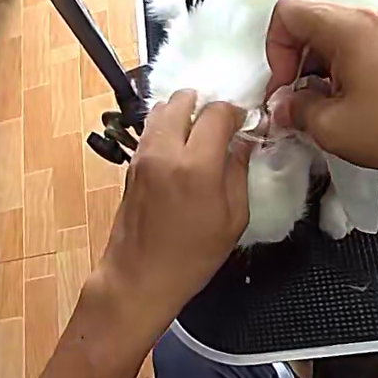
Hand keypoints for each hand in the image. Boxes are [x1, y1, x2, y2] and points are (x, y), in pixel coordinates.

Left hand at [92, 91, 251, 336]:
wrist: (139, 277)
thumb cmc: (193, 256)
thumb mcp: (233, 220)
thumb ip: (239, 173)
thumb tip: (243, 144)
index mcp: (196, 166)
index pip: (216, 113)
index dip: (235, 112)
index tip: (245, 123)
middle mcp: (165, 151)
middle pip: (183, 100)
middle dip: (206, 105)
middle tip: (222, 125)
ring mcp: (143, 155)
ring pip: (162, 110)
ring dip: (184, 112)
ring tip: (201, 134)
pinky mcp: (131, 165)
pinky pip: (151, 130)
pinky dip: (168, 127)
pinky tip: (183, 148)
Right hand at [263, 0, 377, 177]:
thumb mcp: (332, 127)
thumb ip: (296, 112)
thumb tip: (282, 108)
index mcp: (345, 27)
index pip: (287, 13)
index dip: (274, 50)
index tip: (286, 88)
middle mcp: (365, 19)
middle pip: (308, 24)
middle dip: (293, 63)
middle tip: (297, 104)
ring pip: (330, 40)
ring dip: (315, 72)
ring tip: (322, 110)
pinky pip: (353, 51)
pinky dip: (338, 73)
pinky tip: (346, 107)